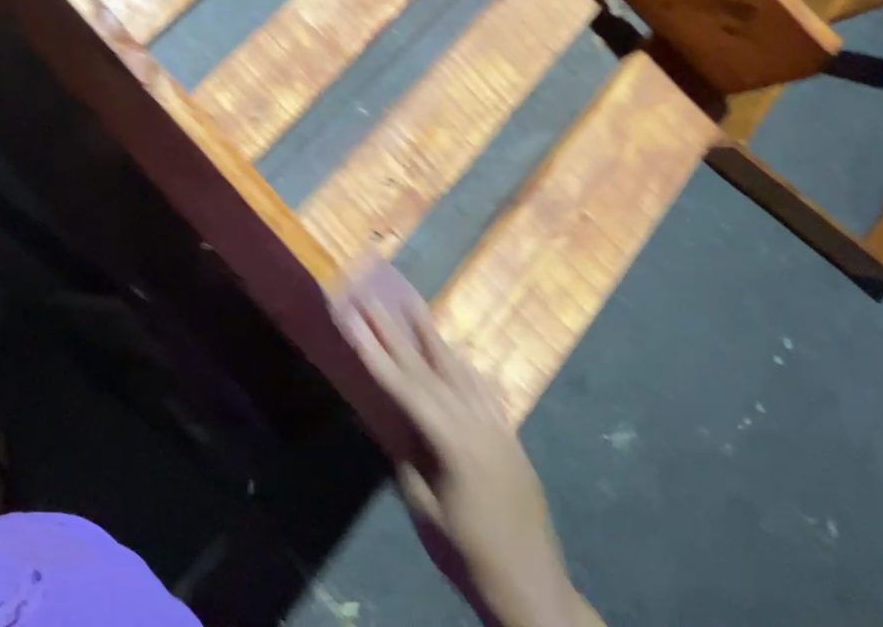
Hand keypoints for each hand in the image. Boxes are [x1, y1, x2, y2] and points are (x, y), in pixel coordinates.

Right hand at [331, 292, 598, 626]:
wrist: (531, 587)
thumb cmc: (466, 553)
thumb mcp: (423, 507)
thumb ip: (408, 456)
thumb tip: (392, 420)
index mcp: (452, 442)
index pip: (403, 384)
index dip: (372, 349)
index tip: (350, 315)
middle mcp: (478, 425)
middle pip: (430, 369)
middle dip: (397, 331)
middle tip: (374, 296)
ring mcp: (499, 430)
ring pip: (461, 373)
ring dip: (433, 339)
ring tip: (413, 307)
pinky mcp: (511, 440)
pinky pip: (485, 392)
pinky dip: (465, 368)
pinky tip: (457, 355)